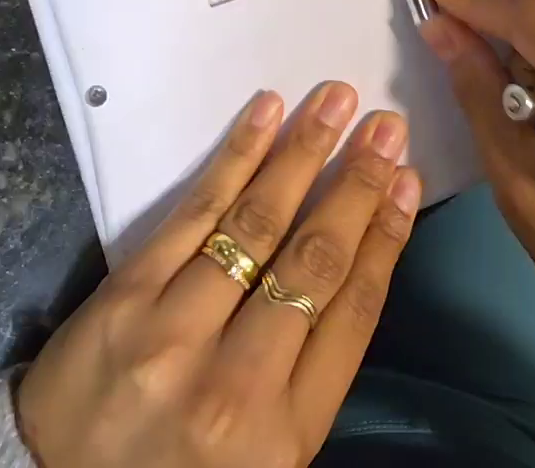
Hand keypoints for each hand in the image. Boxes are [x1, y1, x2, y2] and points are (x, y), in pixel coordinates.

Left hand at [17, 83, 420, 467]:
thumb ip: (309, 367)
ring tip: (337, 102)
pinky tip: (268, 116)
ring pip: (259, 222)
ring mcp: (177, 332)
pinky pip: (196, 211)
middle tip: (387, 126)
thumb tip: (357, 256)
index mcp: (288, 430)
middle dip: (358, 184)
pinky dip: (238, 156)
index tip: (407, 179)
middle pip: (315, 259)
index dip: (386, 236)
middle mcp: (240, 381)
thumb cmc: (181, 466)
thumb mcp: (266, 450)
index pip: (354, 311)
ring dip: (305, 153)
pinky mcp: (126, 295)